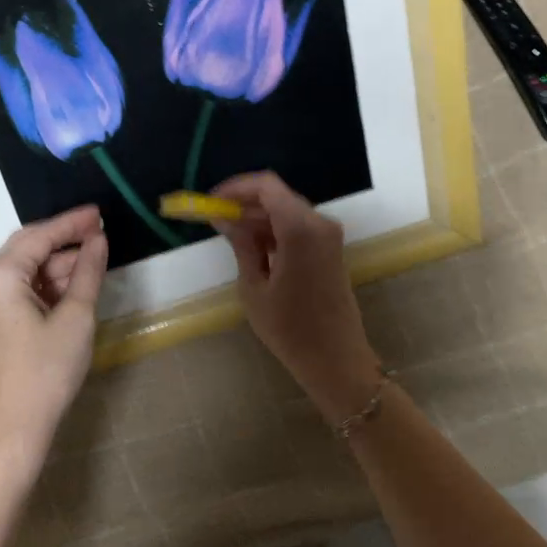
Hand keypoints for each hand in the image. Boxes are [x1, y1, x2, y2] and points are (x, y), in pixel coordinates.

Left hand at [0, 205, 107, 467]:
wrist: (9, 433)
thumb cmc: (44, 373)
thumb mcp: (75, 319)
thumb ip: (87, 272)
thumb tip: (98, 240)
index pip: (39, 236)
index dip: (72, 223)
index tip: (100, 213)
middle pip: (28, 249)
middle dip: (64, 241)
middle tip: (100, 233)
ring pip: (26, 272)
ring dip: (58, 266)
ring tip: (95, 263)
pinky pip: (21, 293)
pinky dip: (48, 287)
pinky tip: (74, 289)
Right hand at [211, 173, 380, 424]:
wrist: (336, 360)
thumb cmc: (290, 328)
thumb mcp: (254, 286)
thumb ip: (241, 244)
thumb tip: (224, 218)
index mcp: (300, 228)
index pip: (266, 186)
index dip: (236, 188)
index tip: (211, 201)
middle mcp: (319, 223)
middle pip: (277, 196)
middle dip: (245, 204)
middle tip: (214, 220)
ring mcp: (328, 236)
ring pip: (287, 211)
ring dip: (258, 218)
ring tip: (229, 237)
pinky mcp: (330, 250)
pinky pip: (298, 227)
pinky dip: (275, 231)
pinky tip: (254, 249)